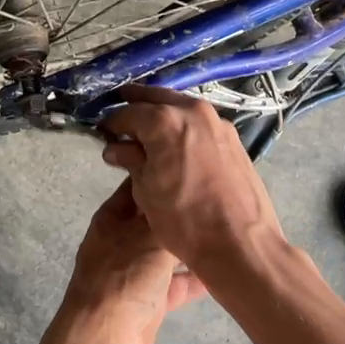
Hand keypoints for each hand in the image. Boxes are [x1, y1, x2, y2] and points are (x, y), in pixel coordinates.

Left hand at [10, 181, 205, 343]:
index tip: (192, 163)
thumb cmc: (123, 277)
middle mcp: (124, 239)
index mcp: (114, 216)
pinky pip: (177, 283)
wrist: (103, 341)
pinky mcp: (150, 300)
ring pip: (168, 251)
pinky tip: (223, 271)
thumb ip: (168, 218)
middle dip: (182, 210)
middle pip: (157, 218)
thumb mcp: (149, 238)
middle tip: (219, 196)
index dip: (162, 172)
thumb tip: (184, 193)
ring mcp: (137, 270)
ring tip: (226, 231)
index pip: (140, 184)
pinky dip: (196, 278)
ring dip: (191, 245)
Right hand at [99, 84, 284, 274]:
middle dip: (136, 104)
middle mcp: (192, 111)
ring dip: (162, 111)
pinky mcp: (232, 137)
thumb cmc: (185, 220)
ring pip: (181, 106)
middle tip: (121, 113)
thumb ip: (130, 161)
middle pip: (156, 98)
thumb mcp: (146, 192)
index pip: (128, 113)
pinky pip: (199, 121)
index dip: (112, 122)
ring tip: (147, 127)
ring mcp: (216, 121)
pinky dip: (183, 124)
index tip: (102, 131)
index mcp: (164, 120)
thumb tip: (116, 148)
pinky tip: (175, 140)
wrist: (242, 245)